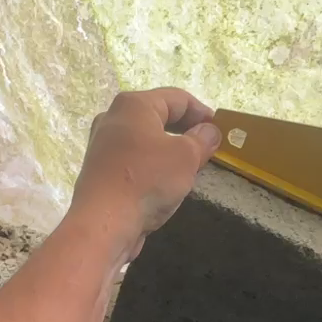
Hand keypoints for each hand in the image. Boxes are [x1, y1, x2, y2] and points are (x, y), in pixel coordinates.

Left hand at [66, 88, 220, 257]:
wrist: (103, 223)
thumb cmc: (147, 180)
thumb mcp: (185, 157)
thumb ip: (201, 140)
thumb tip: (210, 131)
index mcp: (133, 105)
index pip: (177, 98)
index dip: (202, 112)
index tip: (221, 130)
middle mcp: (113, 119)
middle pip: (158, 117)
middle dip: (186, 131)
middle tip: (208, 148)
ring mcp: (103, 146)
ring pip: (146, 140)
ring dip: (170, 150)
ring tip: (191, 167)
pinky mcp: (101, 171)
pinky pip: (134, 160)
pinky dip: (153, 165)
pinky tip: (165, 183)